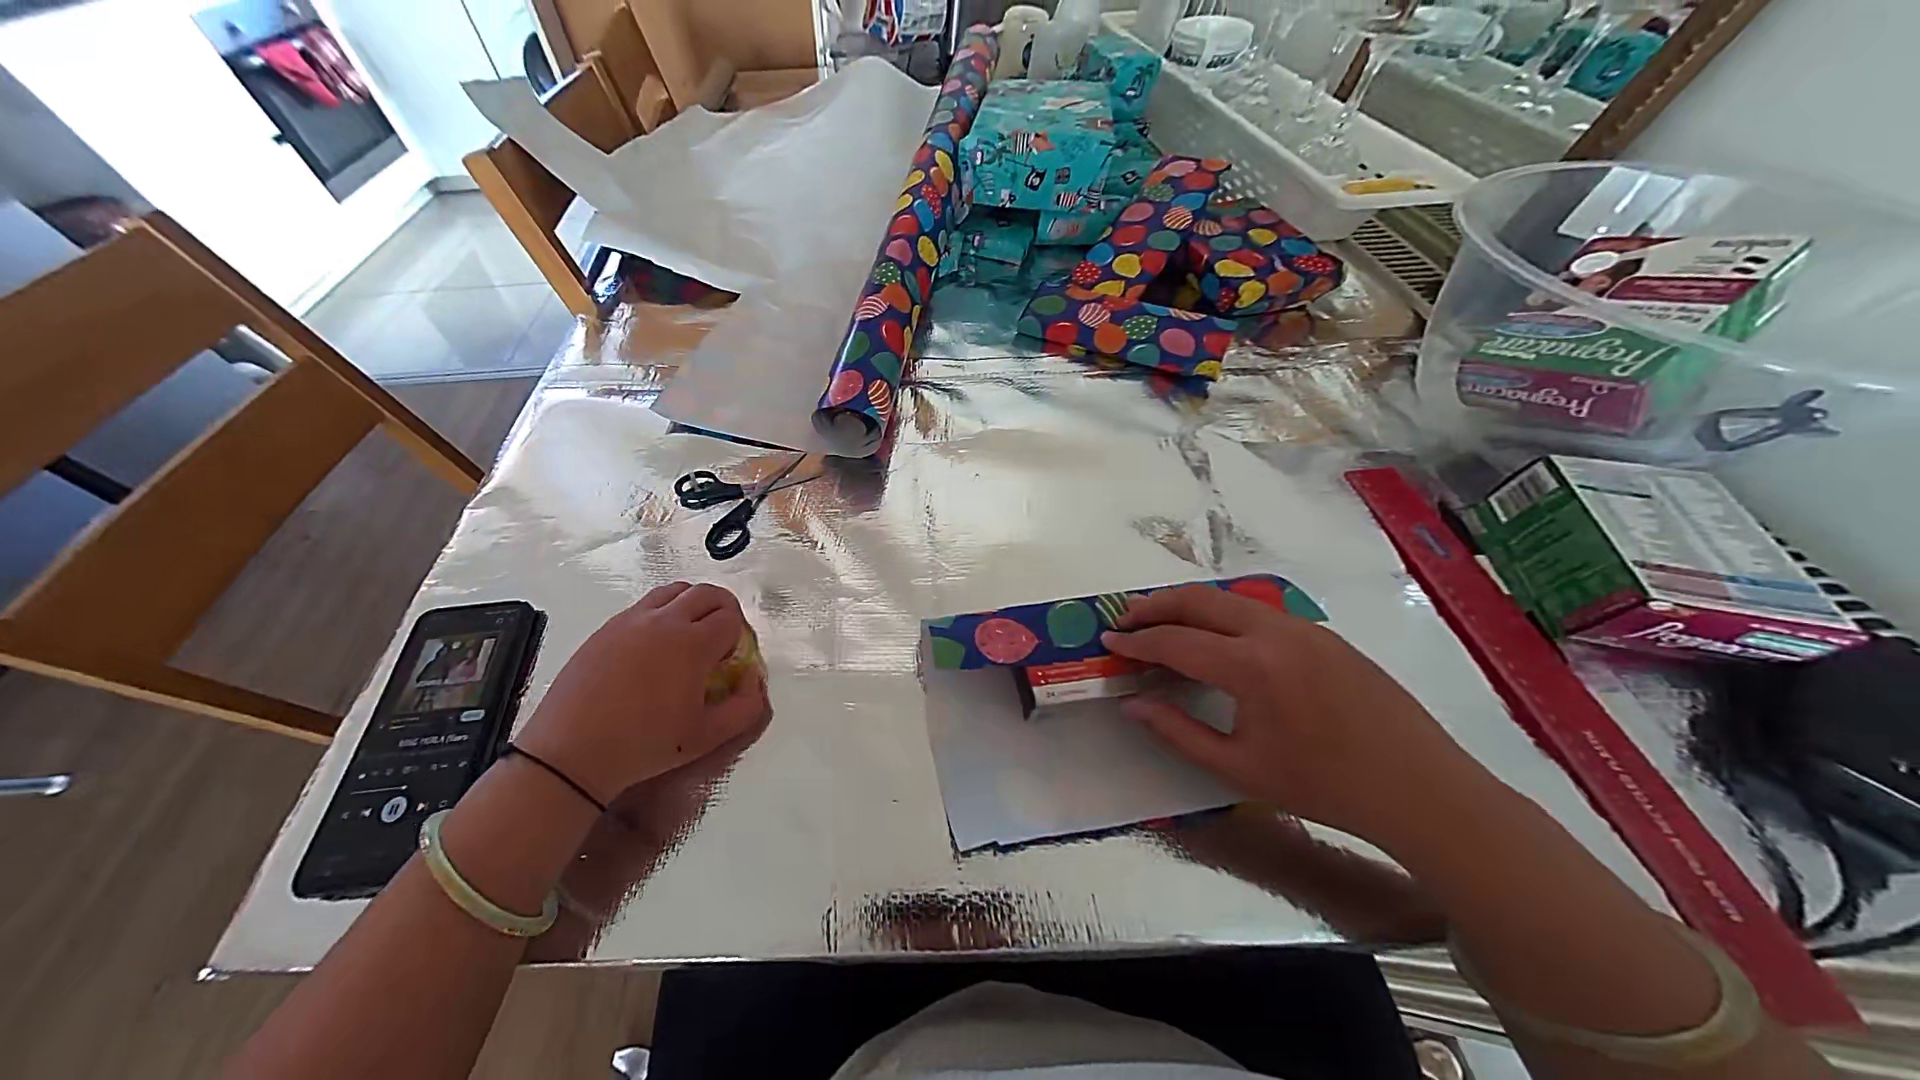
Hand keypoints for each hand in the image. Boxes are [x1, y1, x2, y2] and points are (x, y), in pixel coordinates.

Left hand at [514, 583, 769, 806]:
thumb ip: (746, 707)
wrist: (571, 754)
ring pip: (674, 590)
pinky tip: (654, 648)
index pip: (731, 617)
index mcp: (692, 643)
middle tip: (721, 640)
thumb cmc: (643, 746)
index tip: (732, 659)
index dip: (739, 636)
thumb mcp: (708, 737)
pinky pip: (644, 606)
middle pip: (707, 593)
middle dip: (724, 610)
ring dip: (692, 604)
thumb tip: (753, 680)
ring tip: (689, 636)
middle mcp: (663, 621)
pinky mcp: (605, 629)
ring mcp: (630, 621)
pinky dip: (661, 614)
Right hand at [1103, 585, 1495, 848]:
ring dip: (1190, 606)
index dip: (1136, 641)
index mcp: (1251, 667)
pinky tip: (1217, 639)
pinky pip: (1259, 612)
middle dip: (1155, 605)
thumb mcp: (1239, 769)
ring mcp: (1304, 627)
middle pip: (1199, 600)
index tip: (1108, 642)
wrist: (1419, 788)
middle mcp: (1275, 632)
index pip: (1175, 641)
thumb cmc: (1323, 786)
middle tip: (1125, 619)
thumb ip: (1177, 731)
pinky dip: (1224, 616)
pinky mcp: (1324, 634)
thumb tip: (1131, 704)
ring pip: (1230, 600)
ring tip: (1162, 623)